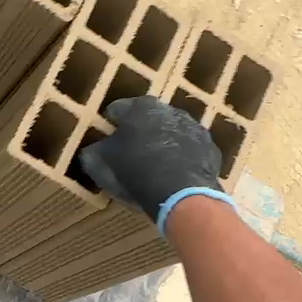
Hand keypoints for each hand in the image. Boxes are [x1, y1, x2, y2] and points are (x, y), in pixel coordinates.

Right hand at [78, 97, 227, 230]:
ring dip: (161, 144)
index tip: (104, 144)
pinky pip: (190, 151)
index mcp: (139, 107)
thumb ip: (91, 153)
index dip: (107, 128)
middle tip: (128, 157)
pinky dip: (182, 160)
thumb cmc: (135, 173)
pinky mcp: (210, 148)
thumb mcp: (99, 165)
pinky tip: (173, 177)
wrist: (183, 194)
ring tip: (153, 169)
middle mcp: (169, 109)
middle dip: (137, 133)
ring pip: (170, 132)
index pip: (115, 110)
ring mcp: (194, 127)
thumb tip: (91, 151)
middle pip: (146, 119)